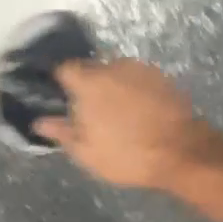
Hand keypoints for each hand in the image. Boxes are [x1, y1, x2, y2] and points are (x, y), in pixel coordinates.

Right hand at [34, 59, 221, 188]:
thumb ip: (61, 132)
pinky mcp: (163, 78)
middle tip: (87, 110)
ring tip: (115, 113)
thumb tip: (39, 122)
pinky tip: (137, 111)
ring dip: (112, 87)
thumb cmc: (127, 154)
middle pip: (92, 69)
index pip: (64, 68)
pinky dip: (133, 90)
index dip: (58, 80)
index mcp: (89, 82)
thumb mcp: (87, 152)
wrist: (183, 152)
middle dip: (86, 85)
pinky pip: (138, 79)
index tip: (58, 96)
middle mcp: (114, 67)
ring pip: (117, 73)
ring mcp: (142, 70)